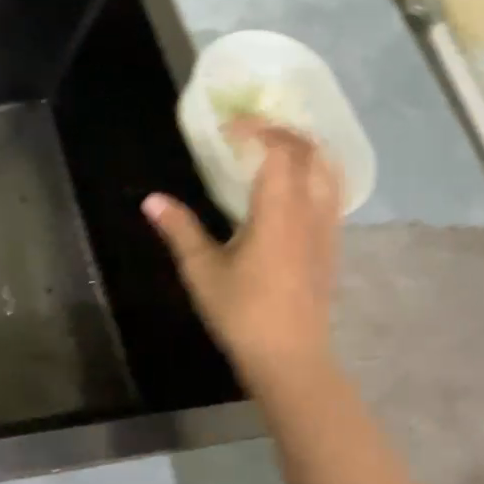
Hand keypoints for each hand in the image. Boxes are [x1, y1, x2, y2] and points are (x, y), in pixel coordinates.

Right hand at [142, 121, 342, 387]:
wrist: (290, 358)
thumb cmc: (242, 312)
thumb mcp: (201, 270)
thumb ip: (179, 229)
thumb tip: (151, 200)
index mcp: (279, 212)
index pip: (280, 151)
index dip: (258, 129)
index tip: (229, 125)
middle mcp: (311, 212)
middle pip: (314, 154)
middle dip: (286, 132)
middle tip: (253, 129)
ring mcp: (328, 230)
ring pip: (331, 172)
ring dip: (306, 151)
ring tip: (275, 149)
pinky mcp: (331, 247)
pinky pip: (333, 194)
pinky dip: (314, 175)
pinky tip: (290, 189)